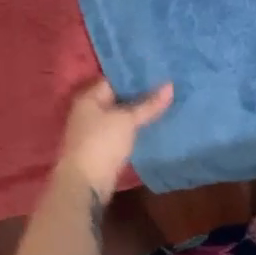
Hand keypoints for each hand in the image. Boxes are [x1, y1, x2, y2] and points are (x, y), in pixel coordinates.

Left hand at [56, 78, 174, 202]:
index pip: (115, 79)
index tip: (159, 70)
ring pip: (122, 114)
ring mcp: (95, 130)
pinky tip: (155, 122)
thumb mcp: (127, 120)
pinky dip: (136, 126)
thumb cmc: (101, 143)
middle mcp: (89, 110)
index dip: (137, 75)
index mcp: (89, 98)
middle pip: (119, 97)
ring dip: (140, 111)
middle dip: (141, 93)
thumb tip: (170, 85)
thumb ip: (148, 104)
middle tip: (168, 84)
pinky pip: (123, 129)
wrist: (85, 185)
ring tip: (167, 100)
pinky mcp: (103, 146)